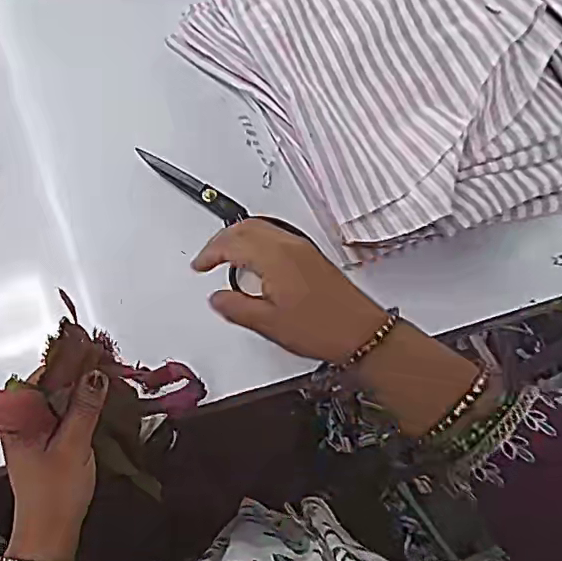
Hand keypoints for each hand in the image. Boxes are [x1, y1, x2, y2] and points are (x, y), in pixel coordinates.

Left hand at [0, 369, 108, 557]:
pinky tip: (96, 401)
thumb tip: (93, 377)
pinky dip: (80, 404)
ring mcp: (33, 432)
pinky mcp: (46, 443)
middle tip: (102, 358)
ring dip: (79, 387)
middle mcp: (22, 422)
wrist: (49, 534)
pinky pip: (62, 413)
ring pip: (57, 398)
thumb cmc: (52, 497)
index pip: (41, 375)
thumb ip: (84, 408)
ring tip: (103, 375)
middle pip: (49, 384)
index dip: (67, 360)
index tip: (89, 348)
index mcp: (19, 419)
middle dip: (76, 370)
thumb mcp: (73, 446)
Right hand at [192, 219, 389, 362]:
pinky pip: (276, 237)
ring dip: (238, 237)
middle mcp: (290, 246)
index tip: (200, 265)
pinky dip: (256, 242)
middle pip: (246, 227)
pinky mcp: (311, 256)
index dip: (210, 253)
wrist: (361, 333)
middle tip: (207, 258)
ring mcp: (303, 249)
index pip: (232, 243)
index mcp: (275, 258)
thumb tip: (217, 298)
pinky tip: (253, 263)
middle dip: (221, 240)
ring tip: (225, 258)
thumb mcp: (268, 323)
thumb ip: (236, 307)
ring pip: (262, 227)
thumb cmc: (323, 328)